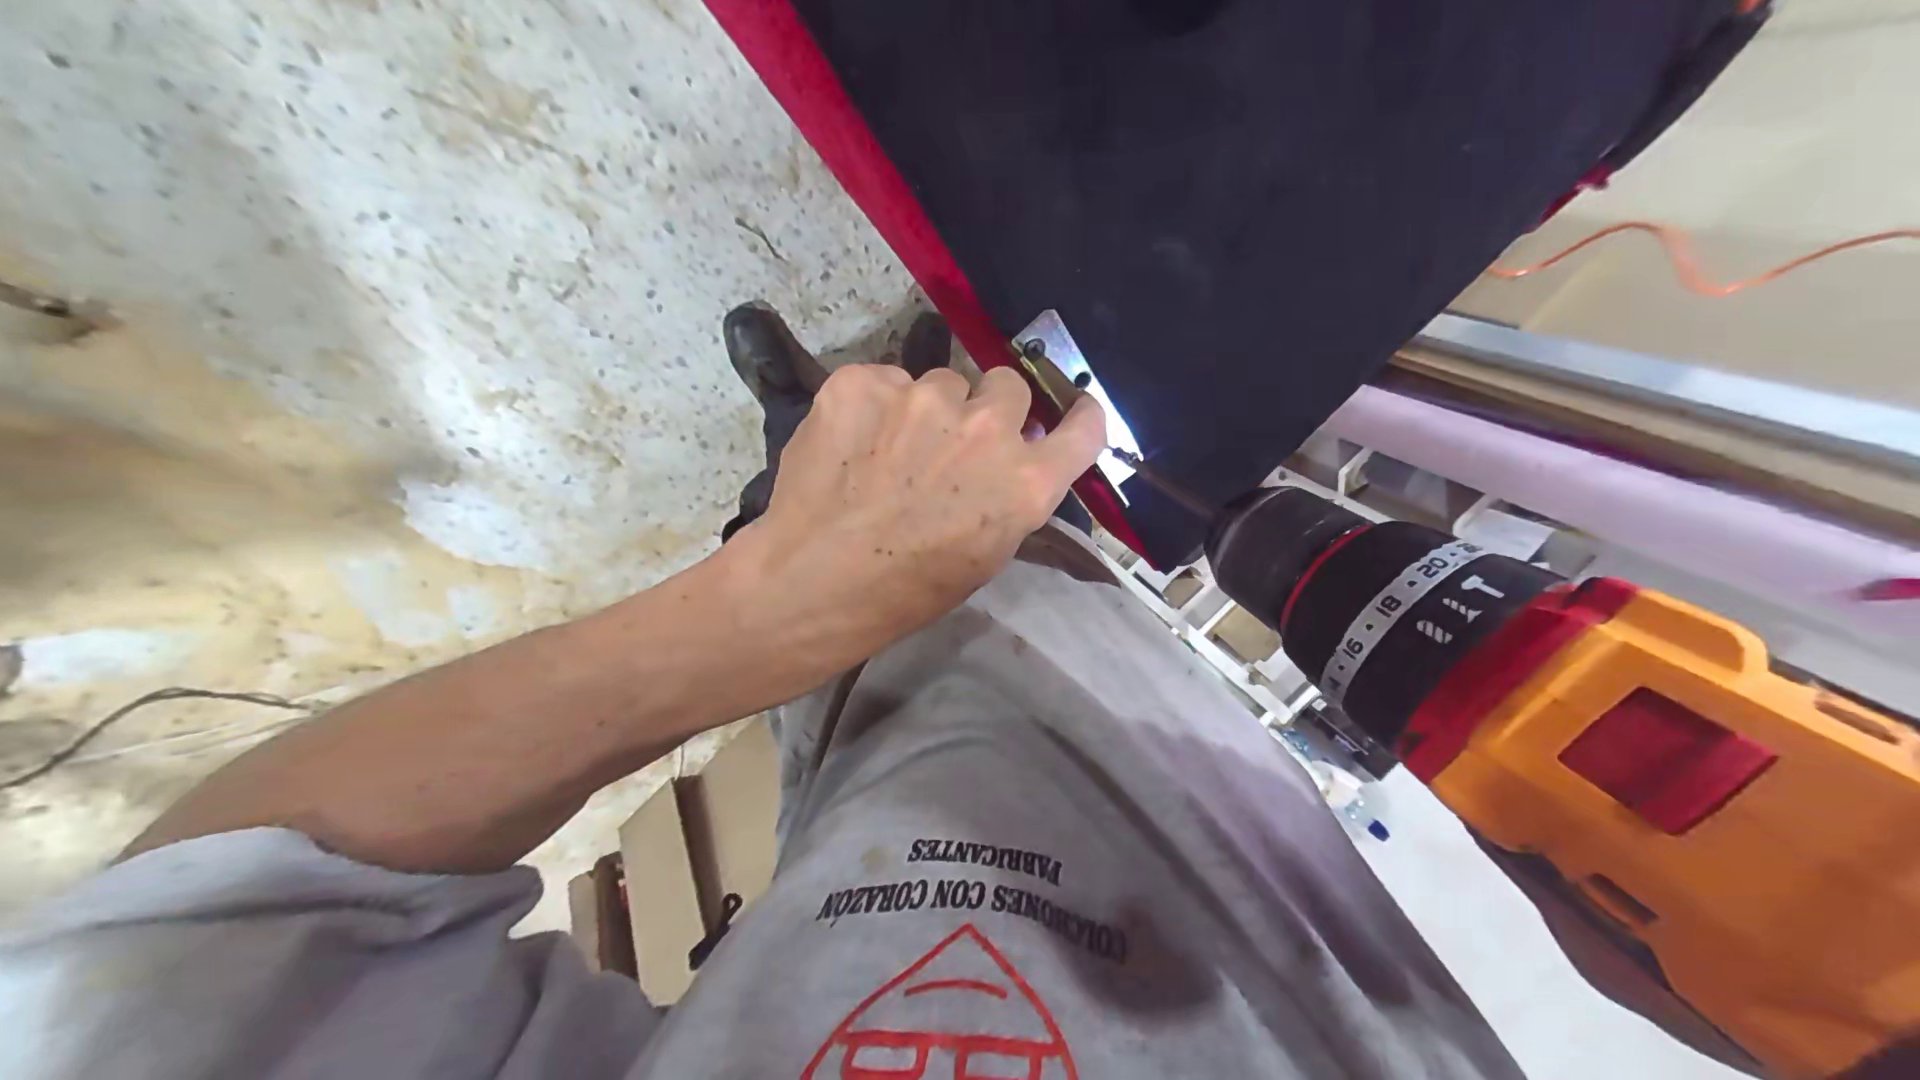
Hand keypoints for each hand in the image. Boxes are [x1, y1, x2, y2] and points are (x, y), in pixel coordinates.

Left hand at [722, 363, 1105, 674]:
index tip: (1066, 411)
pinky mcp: (863, 382)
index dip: (1077, 414)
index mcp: (1026, 481)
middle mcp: (986, 427)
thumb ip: (1012, 495)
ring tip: (889, 452)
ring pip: (941, 381)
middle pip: (1007, 385)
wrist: (814, 581)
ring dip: (927, 408)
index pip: (1083, 426)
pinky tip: (852, 444)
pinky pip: (885, 380)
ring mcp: (922, 398)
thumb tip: (1013, 459)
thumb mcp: (986, 553)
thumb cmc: (908, 588)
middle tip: (952, 444)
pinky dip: (875, 405)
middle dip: (987, 409)